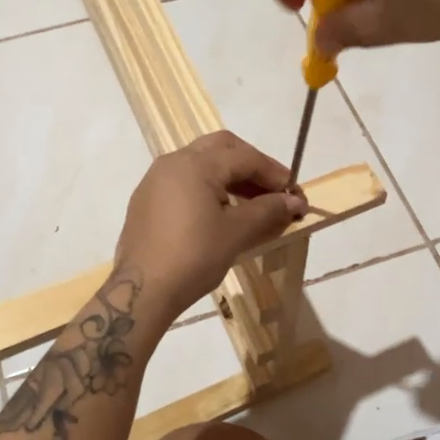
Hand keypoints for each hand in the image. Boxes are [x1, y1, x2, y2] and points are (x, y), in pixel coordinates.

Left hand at [114, 132, 307, 315]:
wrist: (142, 291)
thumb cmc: (193, 257)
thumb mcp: (236, 233)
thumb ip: (268, 210)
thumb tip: (295, 201)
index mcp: (195, 164)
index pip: (245, 158)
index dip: (275, 174)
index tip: (296, 193)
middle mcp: (172, 162)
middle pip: (221, 148)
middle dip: (251, 165)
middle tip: (273, 189)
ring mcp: (155, 180)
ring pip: (201, 163)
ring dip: (230, 177)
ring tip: (253, 204)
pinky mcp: (146, 201)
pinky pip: (184, 182)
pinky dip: (208, 188)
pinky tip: (221, 213)